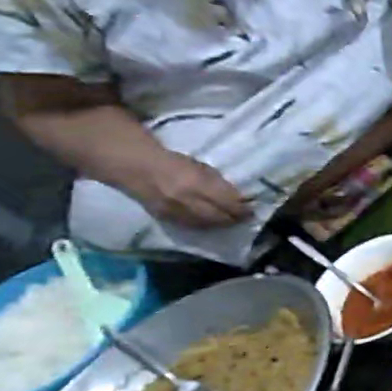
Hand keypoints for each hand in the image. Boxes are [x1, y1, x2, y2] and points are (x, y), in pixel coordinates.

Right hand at [132, 152, 251, 228]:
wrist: (139, 168)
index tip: (252, 211)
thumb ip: (221, 185)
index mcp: (200, 185)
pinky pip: (191, 226)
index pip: (228, 203)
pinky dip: (205, 226)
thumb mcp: (204, 170)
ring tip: (231, 222)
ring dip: (221, 224)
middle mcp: (188, 201)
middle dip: (234, 219)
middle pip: (219, 217)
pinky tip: (212, 224)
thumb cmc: (177, 164)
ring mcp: (176, 212)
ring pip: (206, 224)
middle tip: (245, 219)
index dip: (242, 209)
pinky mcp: (166, 218)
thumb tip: (239, 198)